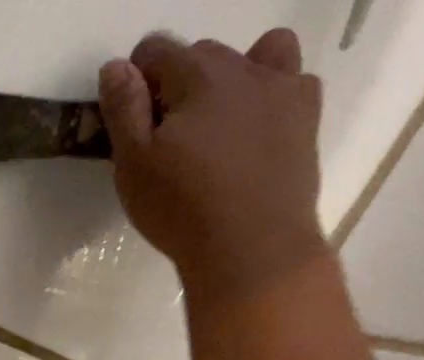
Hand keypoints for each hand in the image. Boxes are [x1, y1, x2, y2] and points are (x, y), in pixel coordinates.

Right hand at [99, 30, 328, 294]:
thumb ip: (123, 109)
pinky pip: (291, 80)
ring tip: (215, 120)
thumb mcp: (133, 164)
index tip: (130, 118)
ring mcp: (284, 88)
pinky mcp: (307, 115)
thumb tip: (116, 65)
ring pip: (257, 54)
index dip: (135, 78)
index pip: (157, 49)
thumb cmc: (181, 207)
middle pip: (203, 52)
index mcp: (198, 77)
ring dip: (231, 74)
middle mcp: (245, 69)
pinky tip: (253, 128)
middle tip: (165, 135)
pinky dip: (269, 91)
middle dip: (179, 80)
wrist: (251, 246)